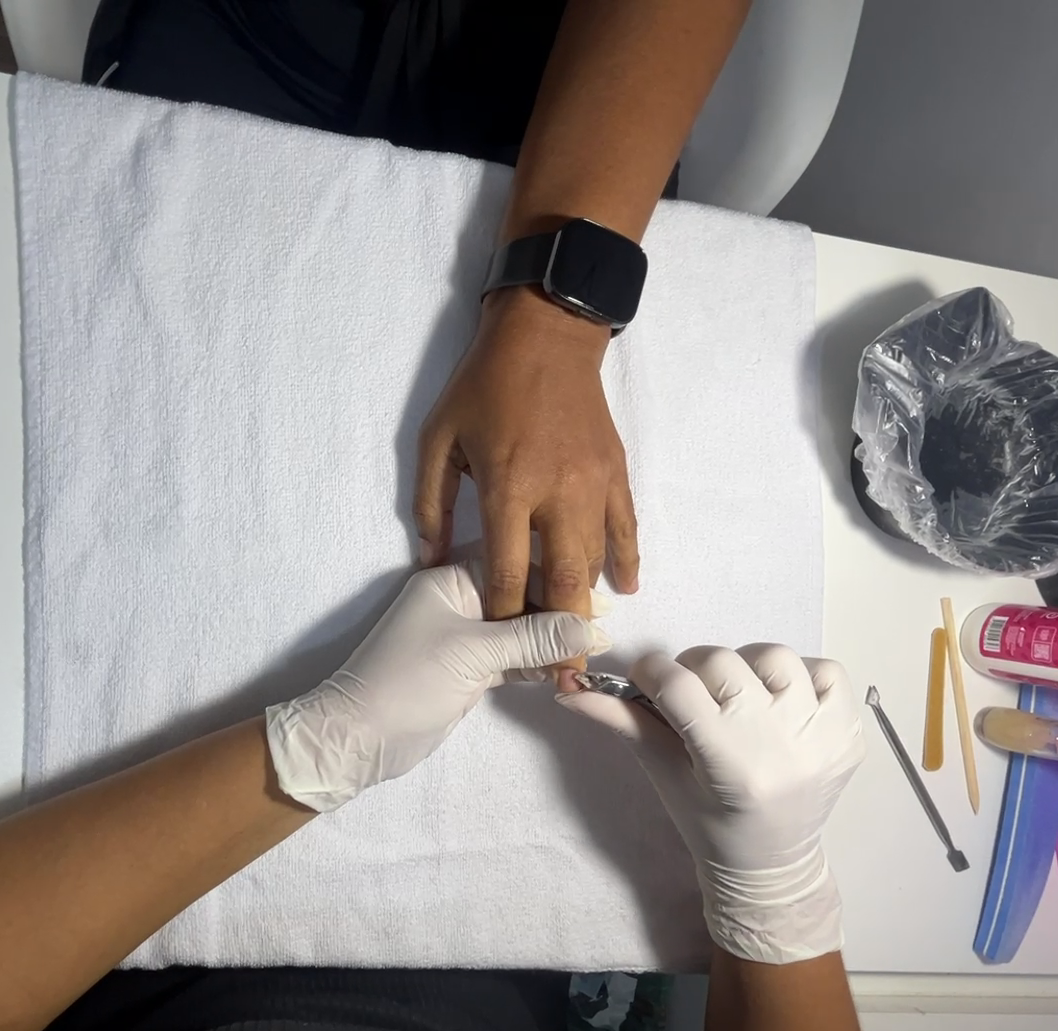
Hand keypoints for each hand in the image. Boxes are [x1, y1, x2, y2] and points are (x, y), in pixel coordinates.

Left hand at [266, 561, 607, 811]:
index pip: (516, 569)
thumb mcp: (474, 652)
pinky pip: (512, 658)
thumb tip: (592, 626)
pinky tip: (565, 671)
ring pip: (520, 632)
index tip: (601, 604)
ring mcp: (465, 636)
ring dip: (551, 644)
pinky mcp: (469, 668)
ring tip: (591, 655)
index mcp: (452, 579)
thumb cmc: (411, 679)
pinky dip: (535, 664)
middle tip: (602, 634)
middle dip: (559, 617)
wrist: (362, 735)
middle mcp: (460, 600)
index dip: (557, 586)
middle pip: (521, 600)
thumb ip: (533, 637)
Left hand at [414, 289, 639, 640]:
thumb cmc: (482, 388)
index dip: (506, 618)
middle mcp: (557, 494)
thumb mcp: (438, 440)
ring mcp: (595, 484)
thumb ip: (431, 505)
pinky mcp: (617, 472)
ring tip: (576, 637)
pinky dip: (626, 560)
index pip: (509, 575)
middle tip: (554, 669)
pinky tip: (623, 587)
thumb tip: (430, 559)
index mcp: (508, 488)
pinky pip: (627, 528)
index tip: (502, 647)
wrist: (546, 335)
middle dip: (556, 631)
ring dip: (586, 602)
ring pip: (597, 561)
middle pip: (562, 581)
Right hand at [559, 645, 865, 963]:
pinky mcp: (852, 732)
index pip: (679, 685)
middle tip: (689, 697)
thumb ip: (618, 721)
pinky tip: (779, 704)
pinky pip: (826, 669)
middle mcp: (783, 748)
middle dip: (692, 670)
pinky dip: (798, 677)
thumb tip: (566, 689)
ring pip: (774, 656)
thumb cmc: (704, 818)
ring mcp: (824, 739)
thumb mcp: (659, 770)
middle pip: (722, 662)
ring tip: (737, 698)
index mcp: (730, 764)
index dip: (651, 671)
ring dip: (745, 669)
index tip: (645, 681)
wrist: (771, 862)